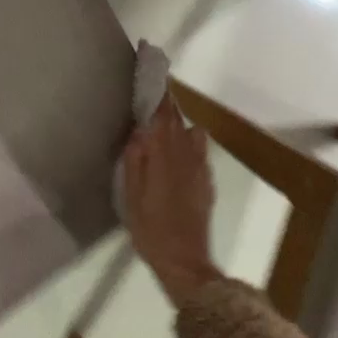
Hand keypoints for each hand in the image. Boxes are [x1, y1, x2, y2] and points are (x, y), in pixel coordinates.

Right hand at [122, 101, 220, 308]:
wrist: (185, 262)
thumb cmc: (151, 230)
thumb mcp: (131, 197)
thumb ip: (134, 161)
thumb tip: (139, 130)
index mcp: (164, 155)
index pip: (163, 114)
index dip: (160, 94)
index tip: (153, 75)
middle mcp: (186, 155)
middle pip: (178, 119)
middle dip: (168, 105)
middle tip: (154, 93)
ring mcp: (200, 168)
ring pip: (192, 133)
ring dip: (179, 124)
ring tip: (163, 126)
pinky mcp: (207, 182)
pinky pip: (199, 151)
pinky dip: (188, 143)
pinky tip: (177, 154)